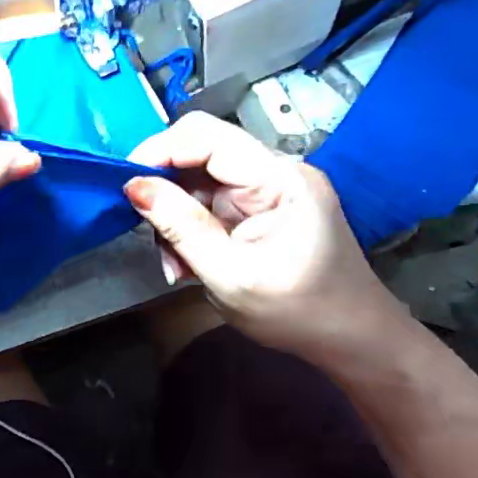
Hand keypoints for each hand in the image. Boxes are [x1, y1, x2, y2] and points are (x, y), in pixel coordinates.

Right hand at [122, 112, 411, 359]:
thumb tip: (133, 185)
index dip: (159, 151)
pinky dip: (190, 228)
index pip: (205, 136)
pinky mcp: (258, 206)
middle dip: (166, 191)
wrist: (352, 341)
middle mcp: (274, 170)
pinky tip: (190, 262)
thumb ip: (181, 227)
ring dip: (176, 218)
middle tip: (151, 233)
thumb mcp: (230, 275)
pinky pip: (209, 202)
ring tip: (177, 265)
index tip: (125, 183)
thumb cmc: (299, 313)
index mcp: (279, 178)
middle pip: (198, 154)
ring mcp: (266, 188)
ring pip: (197, 181)